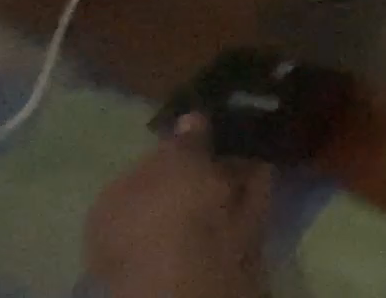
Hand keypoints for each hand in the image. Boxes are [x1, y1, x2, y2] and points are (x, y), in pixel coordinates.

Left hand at [84, 114, 272, 297]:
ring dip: (234, 169)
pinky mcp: (217, 241)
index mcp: (115, 202)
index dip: (181, 141)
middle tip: (242, 126)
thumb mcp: (178, 163)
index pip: (149, 162)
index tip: (213, 121)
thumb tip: (191, 116)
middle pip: (183, 179)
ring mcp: (179, 235)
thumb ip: (185, 139)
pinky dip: (253, 185)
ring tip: (261, 138)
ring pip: (213, 192)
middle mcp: (141, 221)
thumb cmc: (172, 211)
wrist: (197, 270)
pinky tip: (270, 160)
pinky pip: (237, 204)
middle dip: (212, 156)